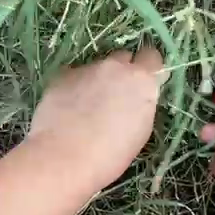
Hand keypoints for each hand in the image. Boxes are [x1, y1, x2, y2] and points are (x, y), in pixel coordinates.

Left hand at [23, 47, 165, 188]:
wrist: (64, 158)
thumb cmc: (110, 155)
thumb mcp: (140, 130)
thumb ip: (140, 103)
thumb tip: (135, 96)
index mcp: (141, 80)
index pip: (151, 57)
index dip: (147, 69)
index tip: (142, 83)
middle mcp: (115, 67)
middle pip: (122, 59)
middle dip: (121, 73)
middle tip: (113, 99)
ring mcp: (87, 68)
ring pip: (97, 68)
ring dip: (96, 81)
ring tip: (85, 109)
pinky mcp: (62, 74)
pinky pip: (74, 76)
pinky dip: (74, 87)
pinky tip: (68, 109)